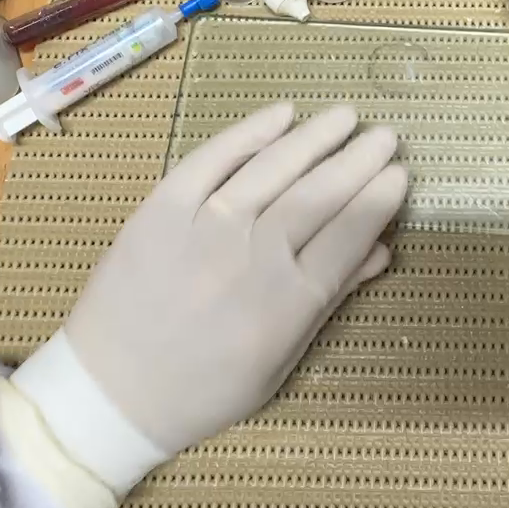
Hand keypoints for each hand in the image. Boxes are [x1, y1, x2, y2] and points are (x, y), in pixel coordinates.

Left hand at [65, 102, 405, 452]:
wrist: (109, 394)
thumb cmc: (205, 387)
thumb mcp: (281, 360)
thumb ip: (332, 298)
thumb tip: (382, 251)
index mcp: (287, 302)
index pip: (349, 233)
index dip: (380, 198)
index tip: (399, 172)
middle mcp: (253, 256)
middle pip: (319, 195)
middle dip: (359, 159)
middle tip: (385, 134)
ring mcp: (205, 226)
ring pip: (274, 168)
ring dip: (316, 137)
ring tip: (346, 115)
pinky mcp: (163, 207)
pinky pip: (212, 158)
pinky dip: (249, 132)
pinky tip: (282, 113)